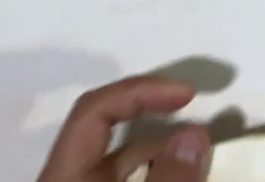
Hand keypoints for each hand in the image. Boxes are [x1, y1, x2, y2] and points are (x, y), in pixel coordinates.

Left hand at [36, 76, 209, 181]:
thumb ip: (165, 181)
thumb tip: (195, 135)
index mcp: (62, 176)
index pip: (95, 109)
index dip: (142, 91)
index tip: (189, 94)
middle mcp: (68, 181)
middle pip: (115, 139)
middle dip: (162, 128)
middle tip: (202, 128)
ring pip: (124, 168)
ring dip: (163, 157)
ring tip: (201, 154)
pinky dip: (156, 176)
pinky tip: (181, 176)